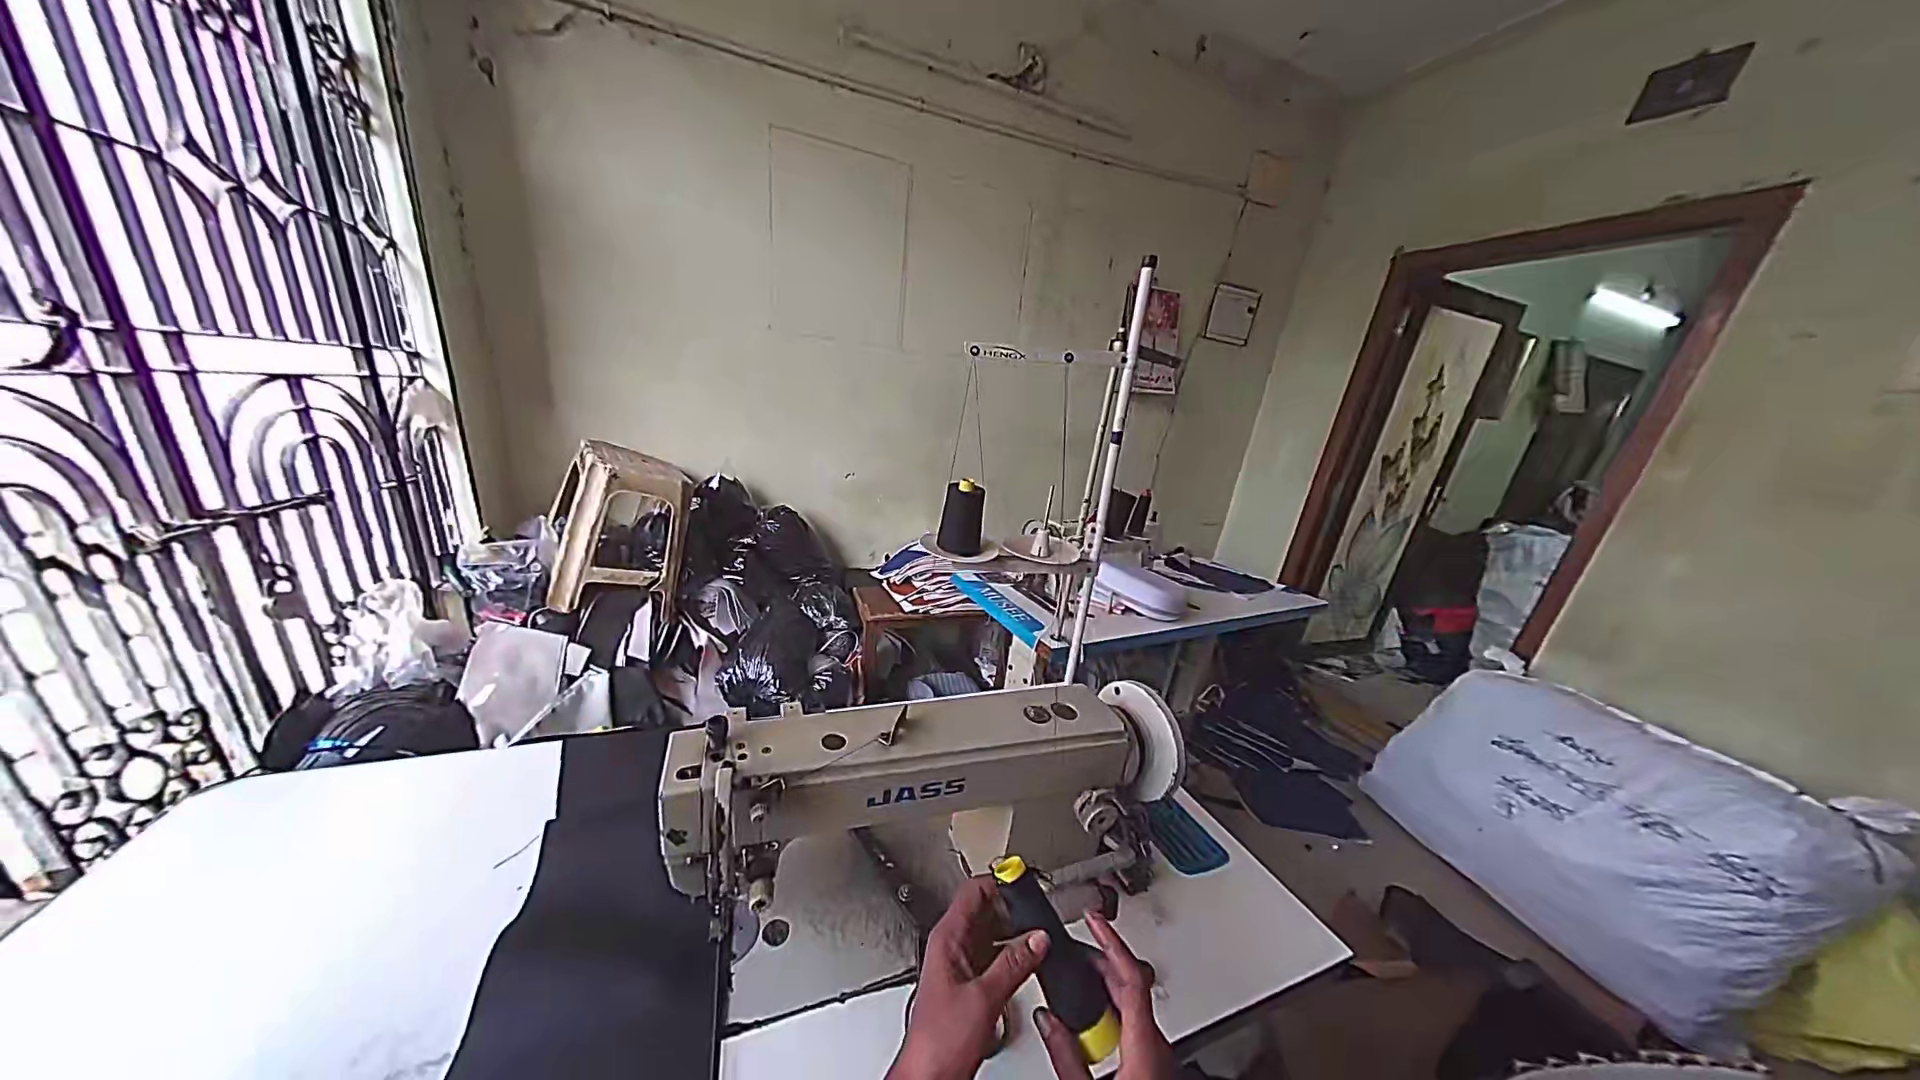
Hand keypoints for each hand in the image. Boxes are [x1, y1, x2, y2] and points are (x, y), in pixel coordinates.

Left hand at [888, 876, 1050, 1079]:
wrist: (927, 1079)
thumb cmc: (937, 1042)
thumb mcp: (984, 998)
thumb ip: (1014, 965)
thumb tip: (1036, 938)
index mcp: (947, 938)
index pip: (972, 891)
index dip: (998, 881)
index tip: (1022, 880)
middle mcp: (951, 947)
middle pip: (983, 909)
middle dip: (1011, 908)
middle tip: (1037, 910)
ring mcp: (959, 965)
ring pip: (990, 933)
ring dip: (1013, 932)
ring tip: (1037, 935)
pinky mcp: (967, 984)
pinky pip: (992, 956)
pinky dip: (1010, 954)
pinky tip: (1027, 961)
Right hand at [1034, 911, 1176, 1079]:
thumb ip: (1066, 1054)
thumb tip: (1047, 1018)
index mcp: (1146, 1047)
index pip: (1131, 976)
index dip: (1111, 941)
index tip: (1094, 919)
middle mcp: (1157, 1047)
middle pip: (1132, 984)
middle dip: (1104, 957)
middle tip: (1080, 941)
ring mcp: (1157, 1056)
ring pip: (1134, 1003)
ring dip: (1107, 982)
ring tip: (1080, 972)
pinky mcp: (1152, 1066)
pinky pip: (1133, 1022)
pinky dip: (1112, 1005)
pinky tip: (1092, 1011)